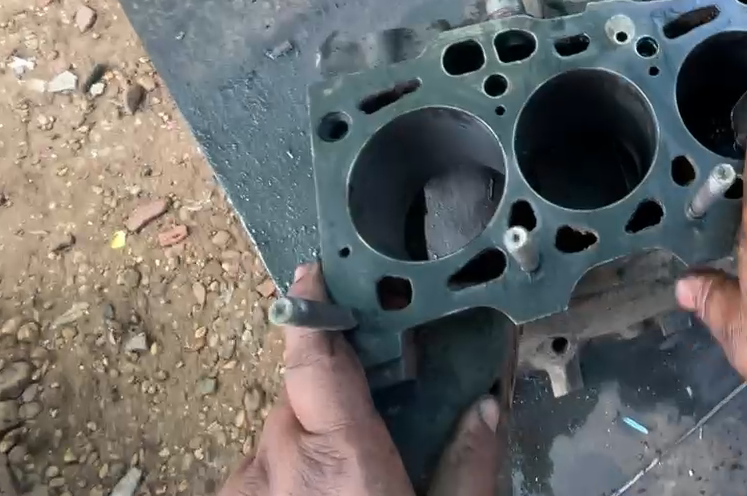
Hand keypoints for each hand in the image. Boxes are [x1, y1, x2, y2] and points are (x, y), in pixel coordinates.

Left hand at [218, 264, 501, 495]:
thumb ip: (468, 466)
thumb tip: (489, 405)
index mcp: (337, 461)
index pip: (316, 364)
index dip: (313, 311)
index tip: (313, 271)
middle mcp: (274, 469)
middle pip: (299, 400)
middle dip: (334, 397)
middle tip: (374, 422)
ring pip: (275, 438)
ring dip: (306, 442)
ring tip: (346, 482)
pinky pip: (257, 475)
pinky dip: (284, 477)